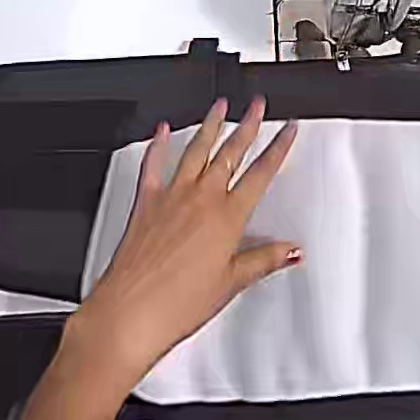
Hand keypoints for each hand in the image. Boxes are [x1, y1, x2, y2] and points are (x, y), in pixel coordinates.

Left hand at [76, 96, 302, 374]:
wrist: (129, 314)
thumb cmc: (177, 305)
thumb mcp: (230, 283)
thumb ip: (263, 260)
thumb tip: (290, 251)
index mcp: (228, 217)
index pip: (262, 172)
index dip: (279, 147)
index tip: (287, 129)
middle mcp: (202, 198)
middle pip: (232, 151)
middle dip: (248, 124)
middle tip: (257, 105)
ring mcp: (173, 195)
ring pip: (197, 149)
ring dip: (210, 124)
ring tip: (220, 105)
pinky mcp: (146, 202)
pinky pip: (153, 165)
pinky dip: (158, 145)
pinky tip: (162, 131)